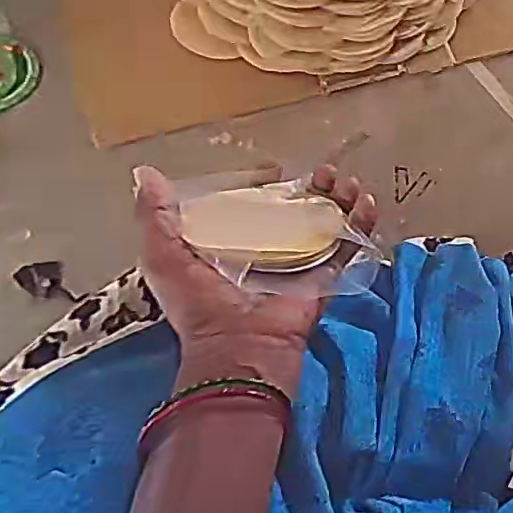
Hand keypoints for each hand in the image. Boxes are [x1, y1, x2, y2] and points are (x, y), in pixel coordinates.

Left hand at [133, 164, 377, 395]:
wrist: (241, 343)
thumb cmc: (201, 302)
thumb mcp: (165, 257)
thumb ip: (157, 217)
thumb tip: (147, 172)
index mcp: (240, 241)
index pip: (263, 204)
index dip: (274, 184)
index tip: (280, 170)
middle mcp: (277, 247)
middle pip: (305, 207)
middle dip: (319, 186)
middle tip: (325, 173)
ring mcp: (307, 259)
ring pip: (333, 219)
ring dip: (343, 198)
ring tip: (346, 184)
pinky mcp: (330, 272)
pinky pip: (352, 243)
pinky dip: (363, 221)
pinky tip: (365, 203)